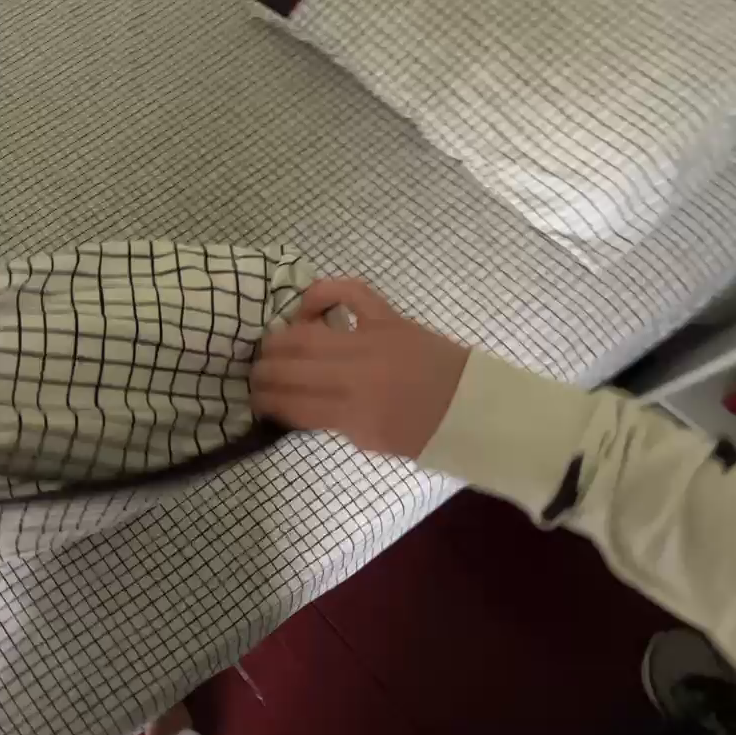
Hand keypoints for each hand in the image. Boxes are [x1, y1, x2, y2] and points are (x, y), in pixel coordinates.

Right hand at [254, 278, 470, 458]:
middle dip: (262, 373)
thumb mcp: (371, 442)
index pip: (290, 403)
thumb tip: (293, 405)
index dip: (264, 402)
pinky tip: (306, 308)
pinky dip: (323, 292)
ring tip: (270, 349)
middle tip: (255, 377)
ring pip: (304, 333)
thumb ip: (330, 422)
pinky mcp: (389, 319)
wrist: (481, 410)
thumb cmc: (426, 434)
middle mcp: (357, 374)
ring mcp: (372, 341)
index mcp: (354, 413)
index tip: (254, 402)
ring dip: (278, 341)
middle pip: (289, 368)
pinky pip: (350, 292)